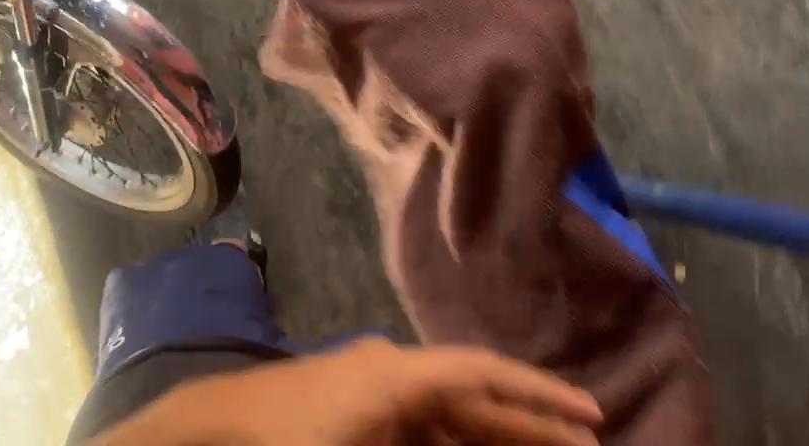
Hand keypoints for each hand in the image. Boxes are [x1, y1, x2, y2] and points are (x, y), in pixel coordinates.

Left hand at [93, 338, 601, 445]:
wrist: (221, 423)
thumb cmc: (288, 438)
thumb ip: (426, 442)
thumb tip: (469, 435)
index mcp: (396, 375)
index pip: (478, 373)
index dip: (535, 392)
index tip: (587, 414)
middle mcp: (393, 369)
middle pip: (472, 392)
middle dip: (527, 419)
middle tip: (586, 443)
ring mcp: (376, 384)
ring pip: (451, 409)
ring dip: (494, 431)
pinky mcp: (363, 403)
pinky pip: (423, 421)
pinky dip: (456, 438)